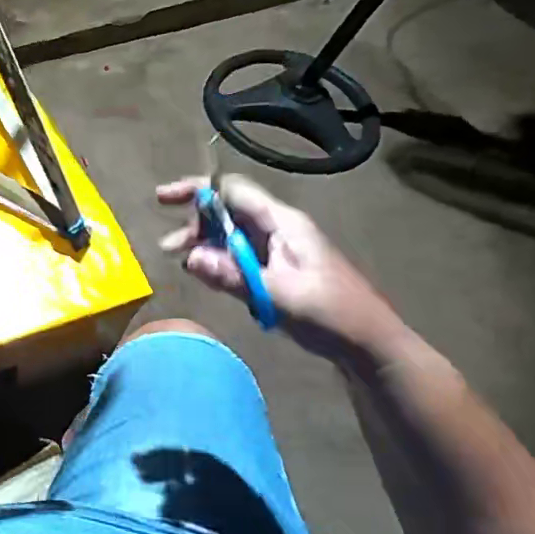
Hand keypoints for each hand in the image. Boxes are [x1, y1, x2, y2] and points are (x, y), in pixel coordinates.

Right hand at [157, 174, 394, 359]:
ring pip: (232, 233)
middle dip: (195, 222)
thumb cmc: (330, 314)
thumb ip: (233, 276)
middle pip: (228, 210)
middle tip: (168, 247)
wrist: (369, 343)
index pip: (233, 191)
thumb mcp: (278, 295)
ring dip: (205, 243)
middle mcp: (278, 228)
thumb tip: (190, 258)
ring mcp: (278, 248)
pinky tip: (205, 273)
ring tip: (181, 261)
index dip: (198, 190)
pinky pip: (241, 254)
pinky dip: (220, 259)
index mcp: (282, 222)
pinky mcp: (278, 268)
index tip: (165, 199)